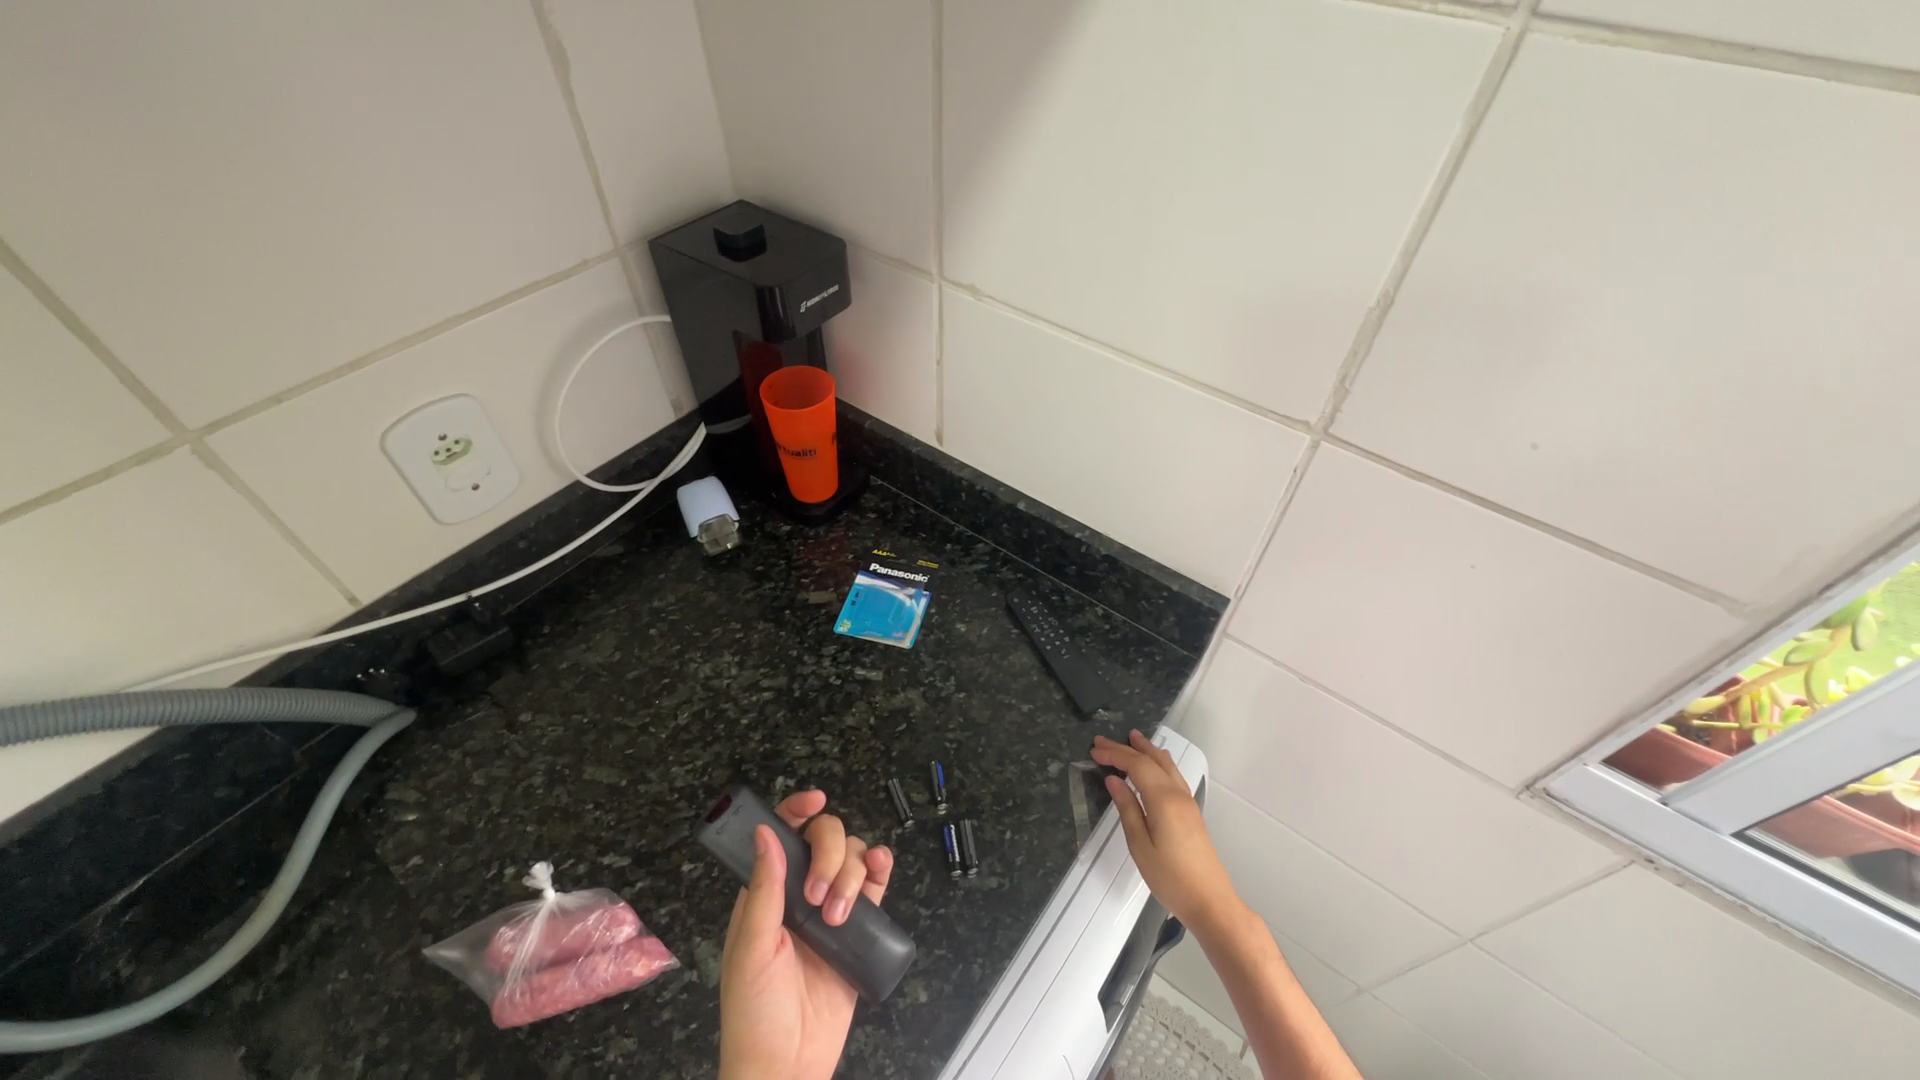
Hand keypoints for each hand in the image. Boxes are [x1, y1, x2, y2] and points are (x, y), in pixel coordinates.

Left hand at [718, 790, 893, 1079]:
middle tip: (820, 897)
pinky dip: (880, 868)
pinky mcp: (859, 927)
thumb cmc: (755, 1012)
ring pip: (852, 858)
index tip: (815, 800)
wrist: (789, 1065)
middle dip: (830, 856)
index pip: (782, 835)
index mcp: (766, 893)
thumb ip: (763, 891)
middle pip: (825, 840)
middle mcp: (799, 893)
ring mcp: (831, 908)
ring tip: (841, 916)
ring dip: (852, 874)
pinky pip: (875, 886)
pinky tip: (880, 868)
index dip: (796, 809)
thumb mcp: (751, 950)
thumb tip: (763, 833)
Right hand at [1091, 731, 1242, 932]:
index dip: (1114, 755)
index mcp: (1163, 800)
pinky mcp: (1192, 812)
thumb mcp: (1140, 845)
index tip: (1094, 750)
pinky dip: (1160, 762)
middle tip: (1103, 741)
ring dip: (1148, 750)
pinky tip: (1158, 762)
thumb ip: (1127, 809)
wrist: (1210, 901)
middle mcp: (1178, 794)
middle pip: (1152, 761)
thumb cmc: (1170, 877)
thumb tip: (1114, 781)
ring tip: (1133, 738)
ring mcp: (1188, 802)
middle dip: (1127, 748)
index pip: (1136, 766)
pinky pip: (1174, 775)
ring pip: (1167, 765)